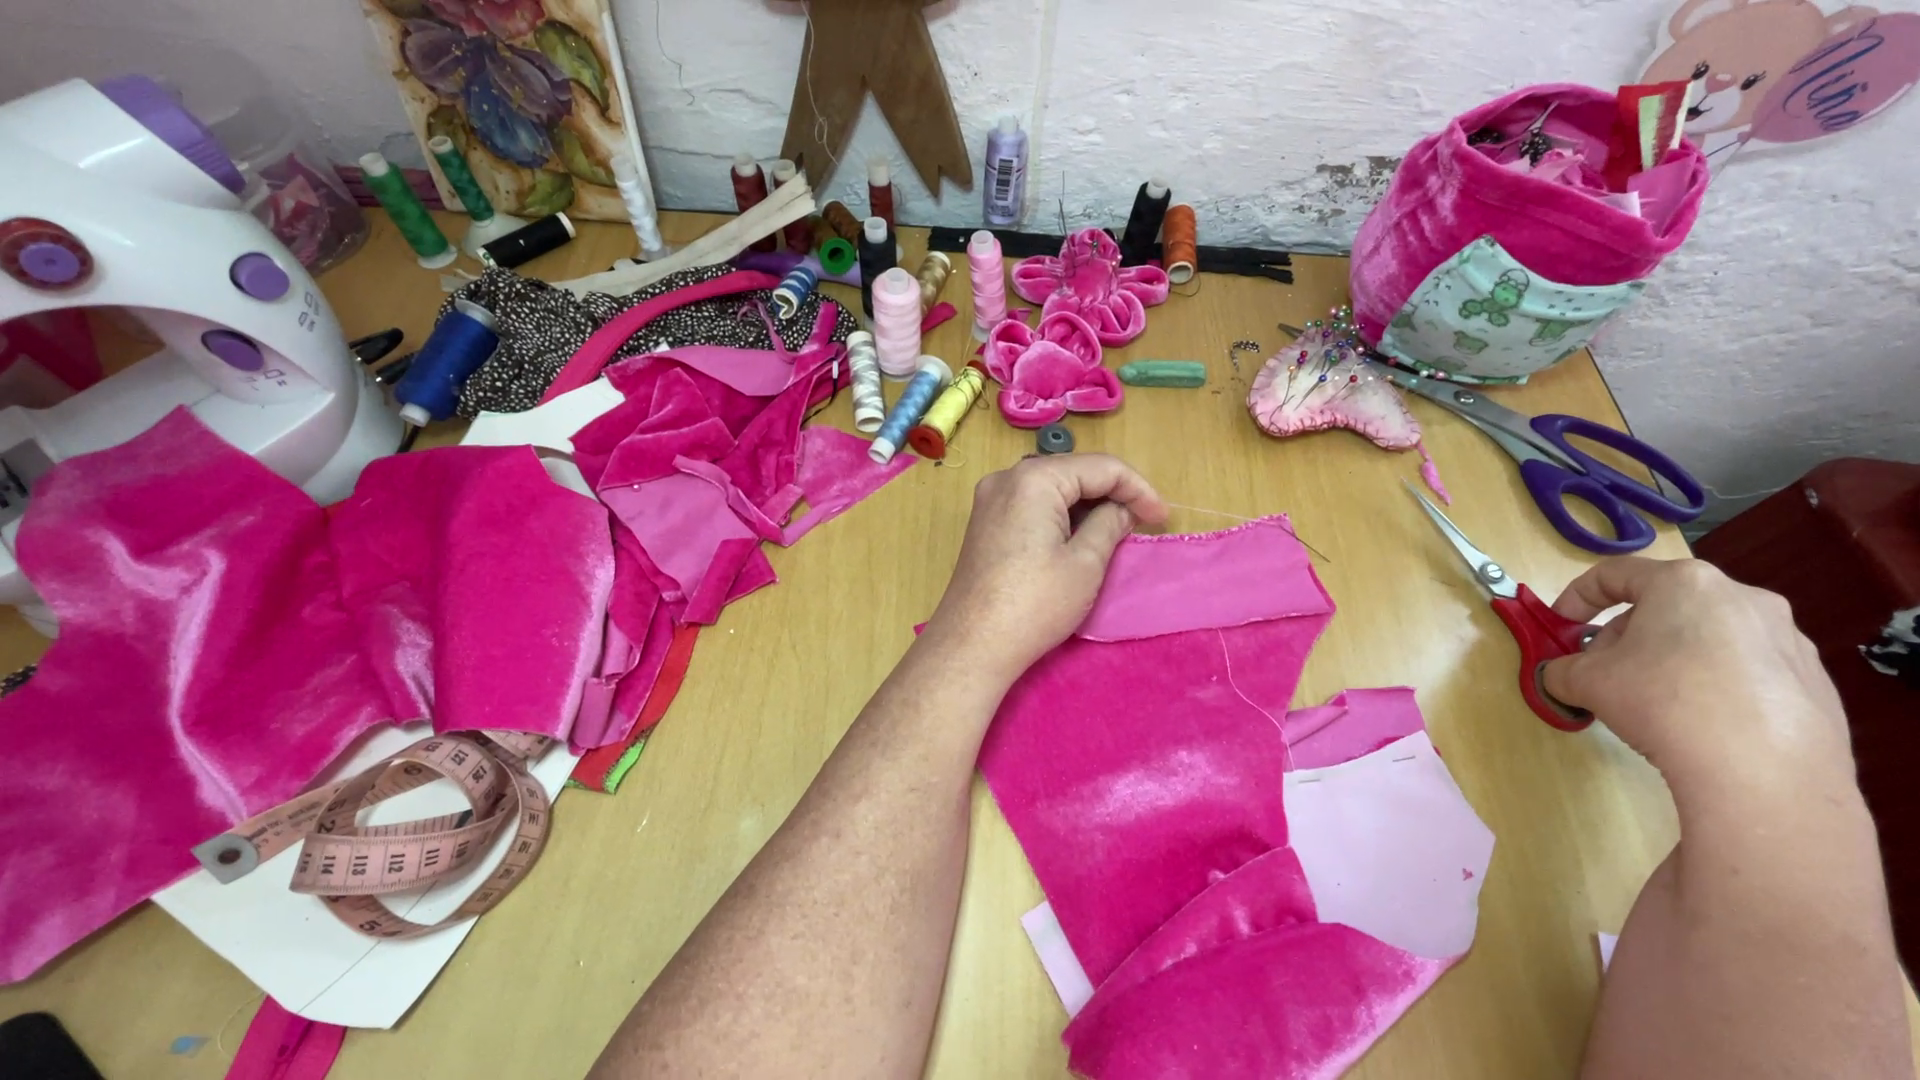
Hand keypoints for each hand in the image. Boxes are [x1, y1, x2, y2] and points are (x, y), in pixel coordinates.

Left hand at [925, 455, 1168, 682]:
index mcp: (1033, 479)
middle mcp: (1006, 479)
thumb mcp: (1085, 564)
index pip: (1100, 467)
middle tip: (1141, 523)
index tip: (1161, 517)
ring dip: (1087, 504)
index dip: (1138, 488)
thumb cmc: (1034, 604)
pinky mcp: (985, 523)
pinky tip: (1080, 537)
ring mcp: (990, 500)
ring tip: (1116, 531)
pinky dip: (1061, 515)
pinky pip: (1032, 504)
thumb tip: (1123, 510)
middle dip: (1111, 493)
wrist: (972, 645)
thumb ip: (1110, 525)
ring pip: (1052, 488)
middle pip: (1073, 471)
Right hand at [1541, 558, 1851, 787]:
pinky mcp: (1816, 681)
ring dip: (1669, 659)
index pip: (1614, 574)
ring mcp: (1787, 639)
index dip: (1576, 598)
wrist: (1764, 772)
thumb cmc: (1663, 701)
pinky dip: (1715, 686)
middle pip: (1664, 606)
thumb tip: (1563, 677)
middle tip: (1603, 674)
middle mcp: (1743, 598)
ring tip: (1653, 703)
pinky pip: (1747, 671)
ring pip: (1707, 637)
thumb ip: (1563, 670)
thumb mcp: (1587, 682)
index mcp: (1685, 583)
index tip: (1561, 628)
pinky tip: (1701, 724)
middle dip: (1625, 636)